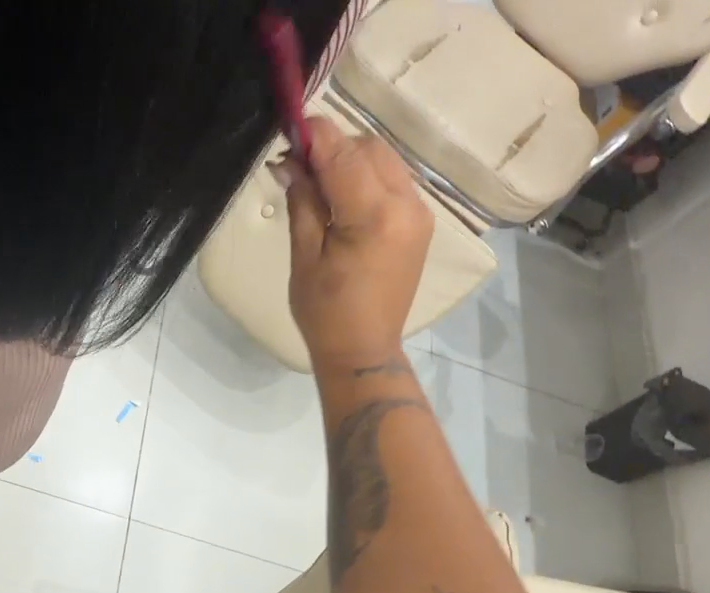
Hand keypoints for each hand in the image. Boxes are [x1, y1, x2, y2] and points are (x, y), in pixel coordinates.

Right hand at [272, 117, 432, 367]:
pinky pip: (393, 182)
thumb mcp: (304, 257)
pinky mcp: (420, 221)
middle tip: (296, 162)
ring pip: (384, 160)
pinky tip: (340, 196)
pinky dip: (365, 177)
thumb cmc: (325, 312)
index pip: (344, 155)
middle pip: (369, 149)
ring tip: (315, 181)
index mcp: (374, 215)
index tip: (289, 126)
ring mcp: (419, 212)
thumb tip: (290, 163)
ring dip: (350, 160)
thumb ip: (303, 203)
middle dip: (333, 147)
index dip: (316, 135)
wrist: (364, 350)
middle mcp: (407, 204)